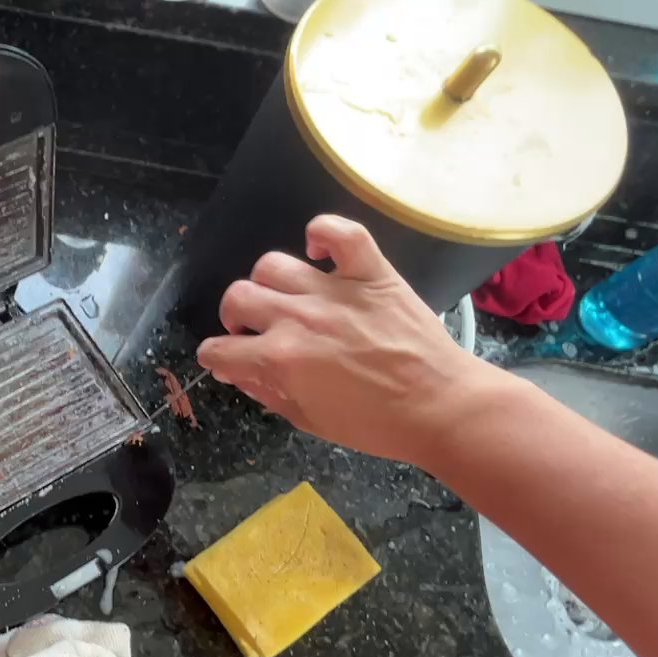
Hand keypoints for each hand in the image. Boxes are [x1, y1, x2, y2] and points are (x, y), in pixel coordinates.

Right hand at [196, 215, 519, 467]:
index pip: (218, 350)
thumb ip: (263, 391)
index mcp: (279, 360)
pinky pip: (340, 233)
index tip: (227, 361)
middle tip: (254, 330)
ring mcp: (334, 291)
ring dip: (267, 284)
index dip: (216, 358)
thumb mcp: (306, 419)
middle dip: (235, 318)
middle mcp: (298, 319)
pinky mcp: (371, 273)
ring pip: (271, 264)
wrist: (442, 408)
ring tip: (284, 297)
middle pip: (237, 298)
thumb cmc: (373, 424)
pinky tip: (319, 252)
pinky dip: (323, 233)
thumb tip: (234, 370)